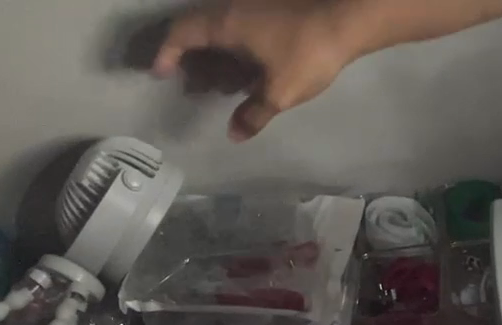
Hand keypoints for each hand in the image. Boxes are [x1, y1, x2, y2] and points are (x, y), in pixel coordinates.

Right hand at [152, 0, 366, 140]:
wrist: (343, 20)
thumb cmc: (306, 54)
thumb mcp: (279, 92)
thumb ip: (254, 114)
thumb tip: (234, 135)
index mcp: (225, 24)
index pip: (182, 33)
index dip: (166, 52)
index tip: (158, 73)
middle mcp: (231, 10)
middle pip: (199, 32)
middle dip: (190, 60)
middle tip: (189, 88)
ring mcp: (251, 9)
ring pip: (221, 34)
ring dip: (214, 59)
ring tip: (215, 88)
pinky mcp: (269, 14)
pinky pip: (240, 34)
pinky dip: (235, 55)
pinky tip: (244, 77)